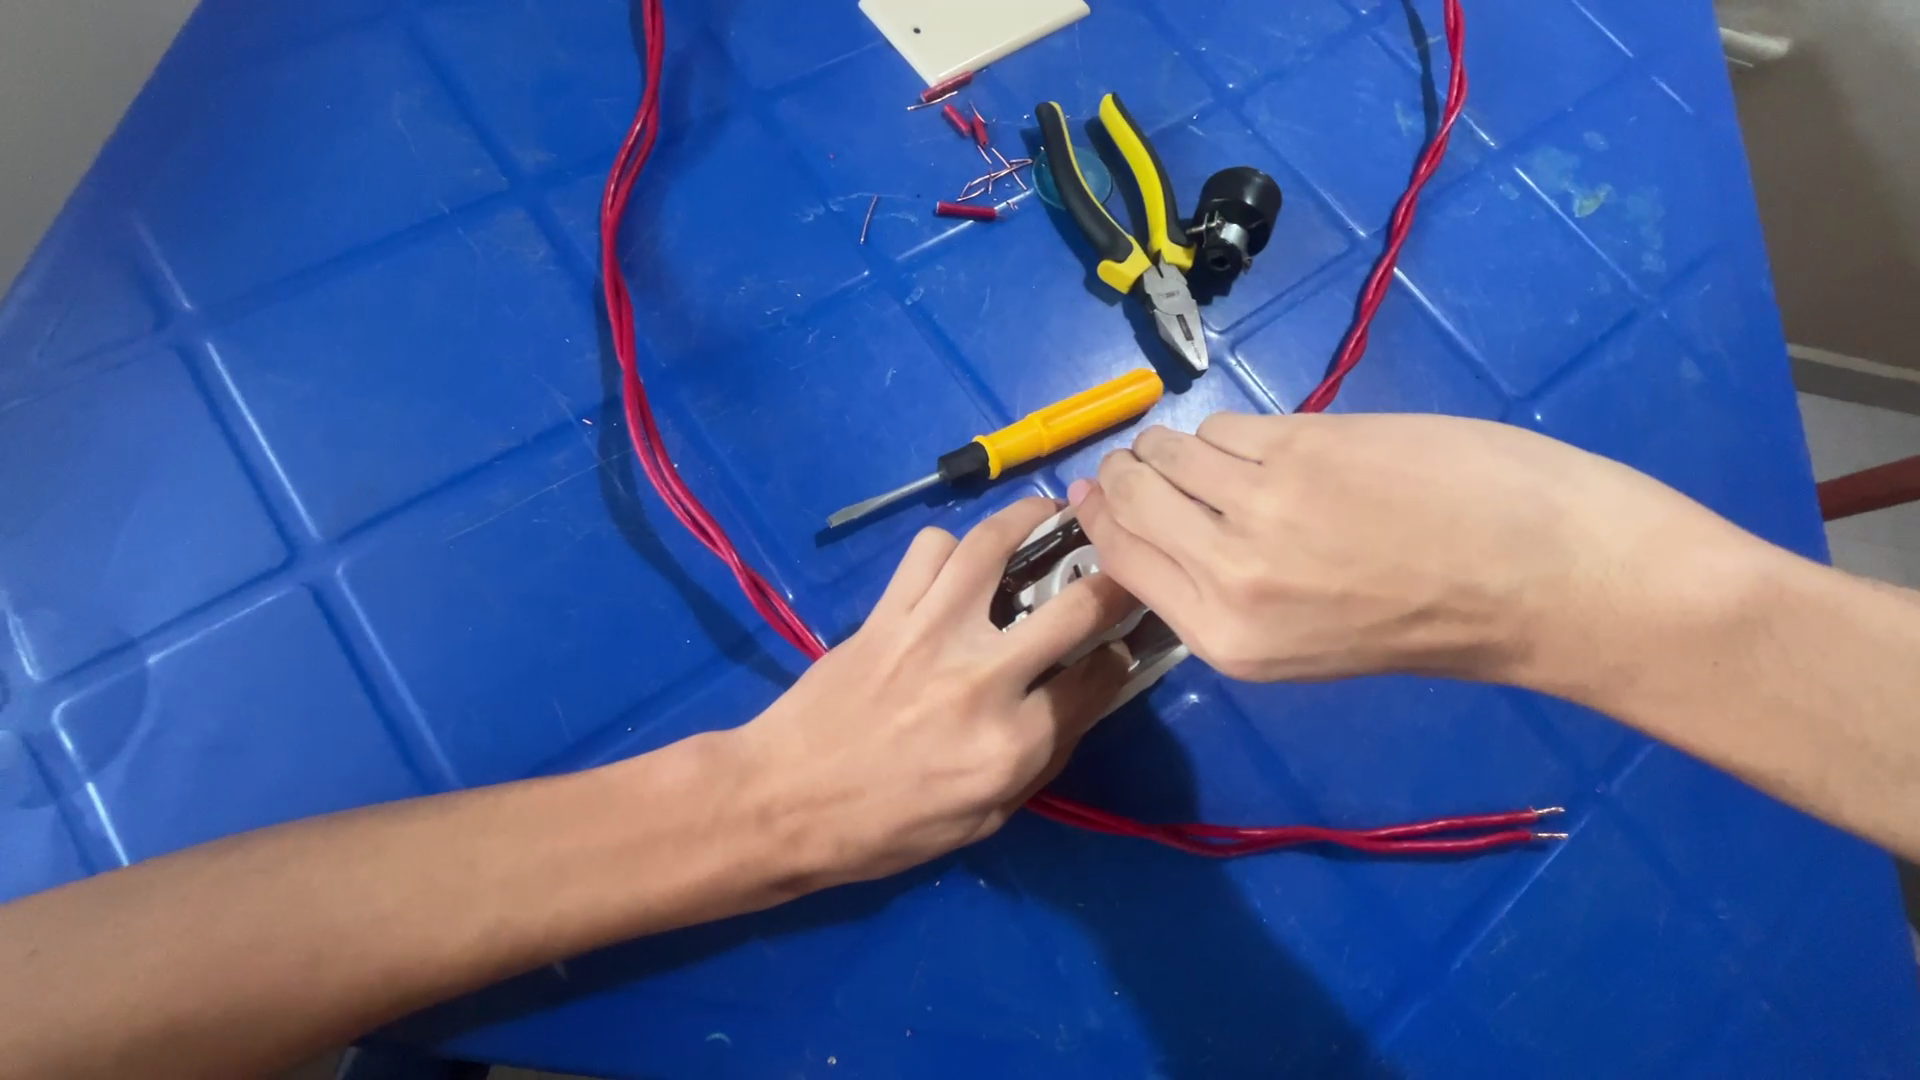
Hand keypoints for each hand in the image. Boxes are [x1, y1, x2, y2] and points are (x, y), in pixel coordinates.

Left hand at [735, 498, 1137, 886]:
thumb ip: (1042, 759)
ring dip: (1031, 521)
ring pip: (994, 546)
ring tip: (1048, 514)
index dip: (1122, 656)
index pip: (1098, 679)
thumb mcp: (984, 822)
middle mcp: (982, 678)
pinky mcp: (887, 612)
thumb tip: (1082, 698)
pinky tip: (959, 564)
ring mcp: (930, 633)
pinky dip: (952, 547)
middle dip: (1115, 581)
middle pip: (1075, 606)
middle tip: (1117, 567)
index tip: (1120, 644)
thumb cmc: (886, 829)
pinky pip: (929, 550)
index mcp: (1012, 745)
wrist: (784, 802)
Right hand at [1070, 412, 1729, 683]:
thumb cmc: (1425, 624)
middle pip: (1128, 493)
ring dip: (1183, 449)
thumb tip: (1138, 519)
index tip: (1088, 491)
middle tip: (1146, 465)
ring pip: (1169, 449)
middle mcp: (1226, 573)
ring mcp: (1261, 505)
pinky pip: (1226, 425)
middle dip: (1126, 473)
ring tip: (1229, 462)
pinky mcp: (1303, 447)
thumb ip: (1210, 588)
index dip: (1095, 515)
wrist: (1550, 582)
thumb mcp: (1295, 644)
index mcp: (1224, 638)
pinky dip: (1237, 434)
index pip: (1118, 554)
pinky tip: (1280, 448)